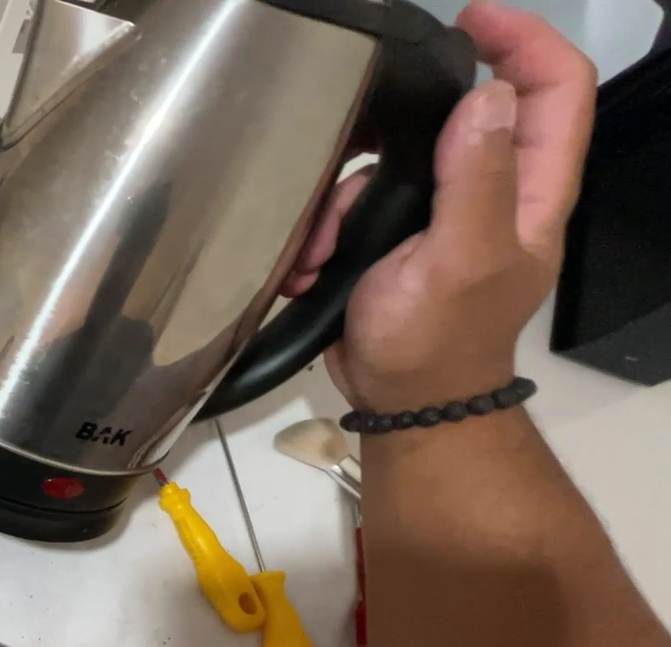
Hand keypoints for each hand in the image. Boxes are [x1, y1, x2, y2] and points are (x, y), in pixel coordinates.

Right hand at [281, 1, 595, 412]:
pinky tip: (309, 269)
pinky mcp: (390, 249)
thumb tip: (482, 99)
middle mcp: (489, 195)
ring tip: (320, 251)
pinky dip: (324, 239)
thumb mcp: (461, 258)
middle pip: (454, 130)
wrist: (401, 396)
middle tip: (351, 154)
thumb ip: (478, 179)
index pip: (550, 91)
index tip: (470, 20)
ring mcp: (436, 223)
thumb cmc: (437, 337)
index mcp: (531, 190)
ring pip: (388, 177)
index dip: (521, 44)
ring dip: (342, 208)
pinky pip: (354, 219)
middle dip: (394, 143)